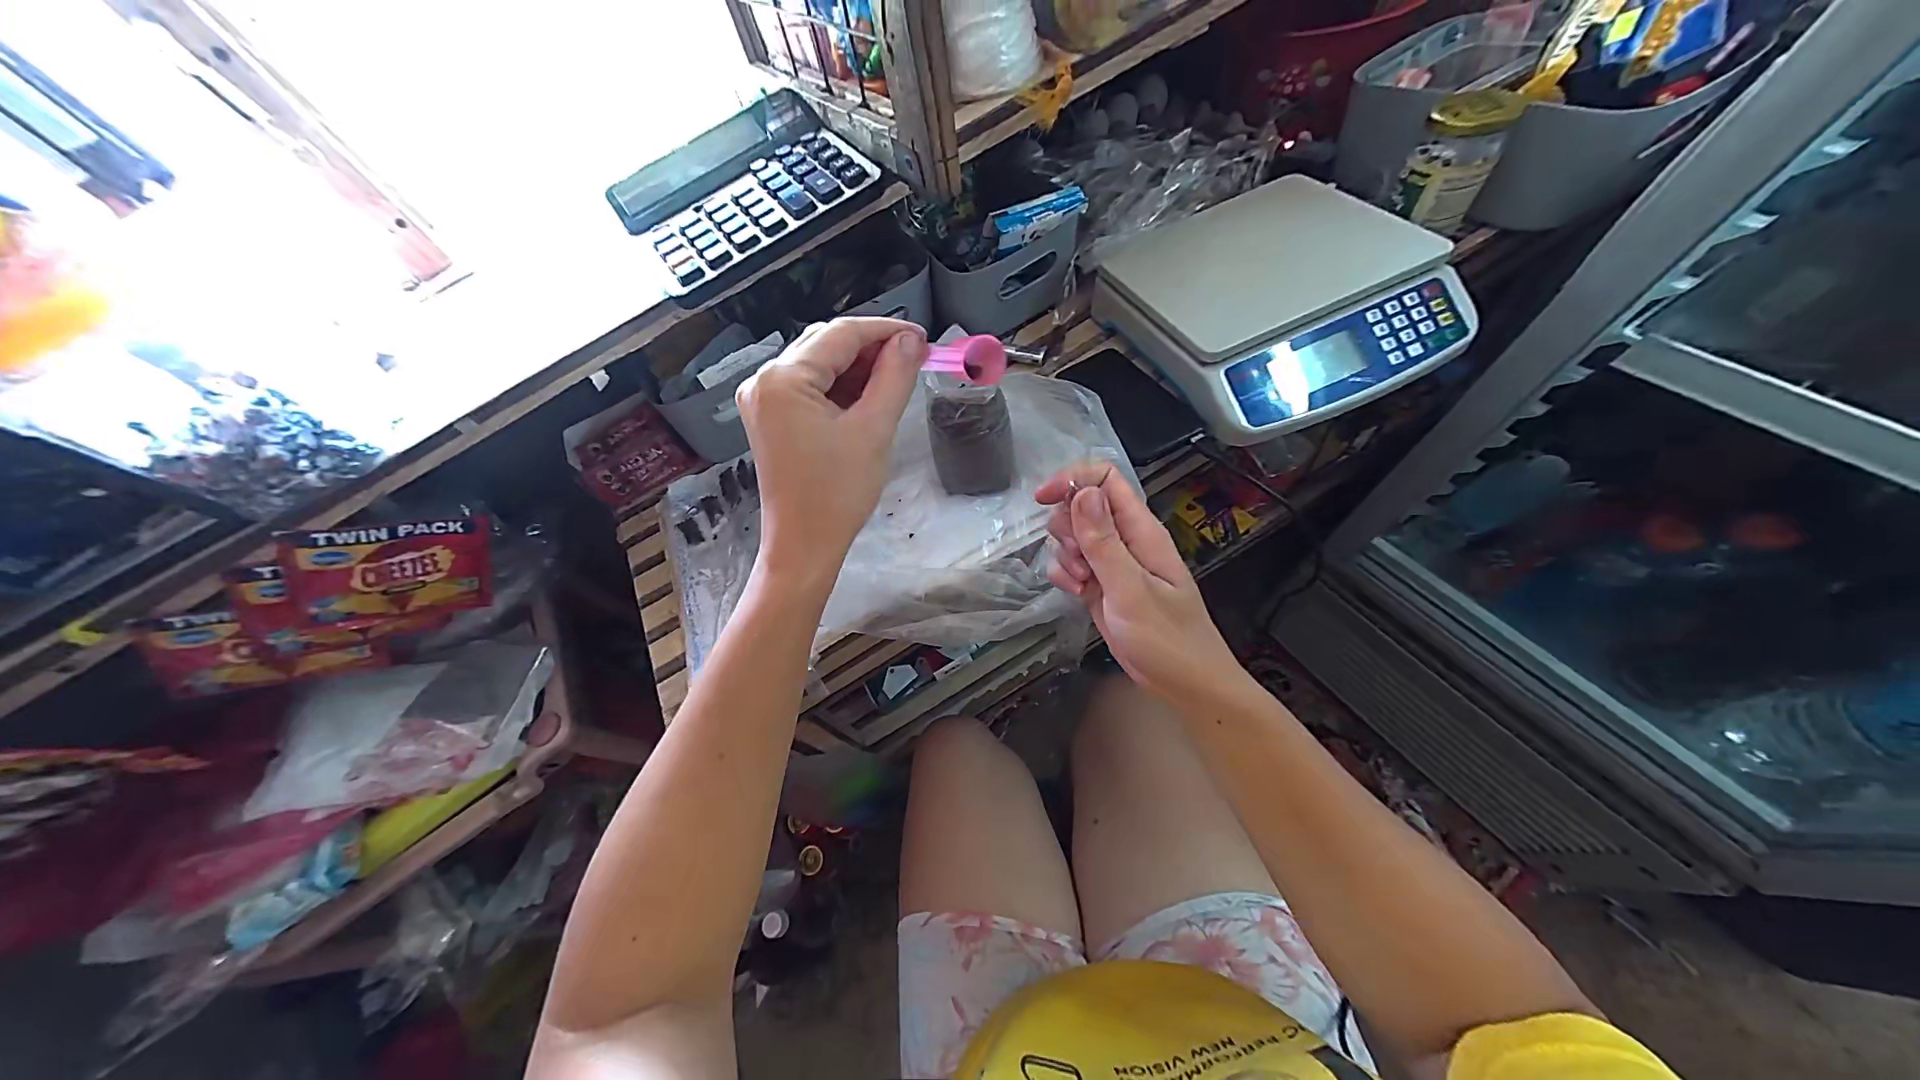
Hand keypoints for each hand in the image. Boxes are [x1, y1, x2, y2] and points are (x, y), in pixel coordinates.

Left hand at [737, 317, 928, 585]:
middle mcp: (764, 381)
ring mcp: (764, 399)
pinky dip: (840, 386)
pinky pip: (810, 386)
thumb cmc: (837, 494)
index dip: (886, 330)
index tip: (922, 338)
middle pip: (826, 344)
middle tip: (914, 359)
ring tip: (895, 380)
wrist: (805, 544)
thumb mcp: (873, 429)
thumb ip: (894, 377)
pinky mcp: (771, 416)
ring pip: (820, 363)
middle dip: (872, 348)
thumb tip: (911, 342)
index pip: (841, 334)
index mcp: (783, 380)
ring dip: (858, 367)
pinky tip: (868, 397)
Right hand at [1037, 462, 1239, 696]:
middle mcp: (1126, 540)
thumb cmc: (1168, 639)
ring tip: (1081, 583)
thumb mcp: (1131, 590)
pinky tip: (1075, 594)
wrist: (1186, 683)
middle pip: (1081, 506)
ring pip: (1073, 537)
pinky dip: (1066, 575)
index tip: (1044, 499)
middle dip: (1066, 529)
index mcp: (1141, 530)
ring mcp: (1113, 563)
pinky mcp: (1102, 585)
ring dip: (1065, 556)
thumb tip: (1083, 493)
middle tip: (1079, 561)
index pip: (1105, 480)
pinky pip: (1073, 565)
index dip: (1073, 480)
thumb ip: (1104, 542)